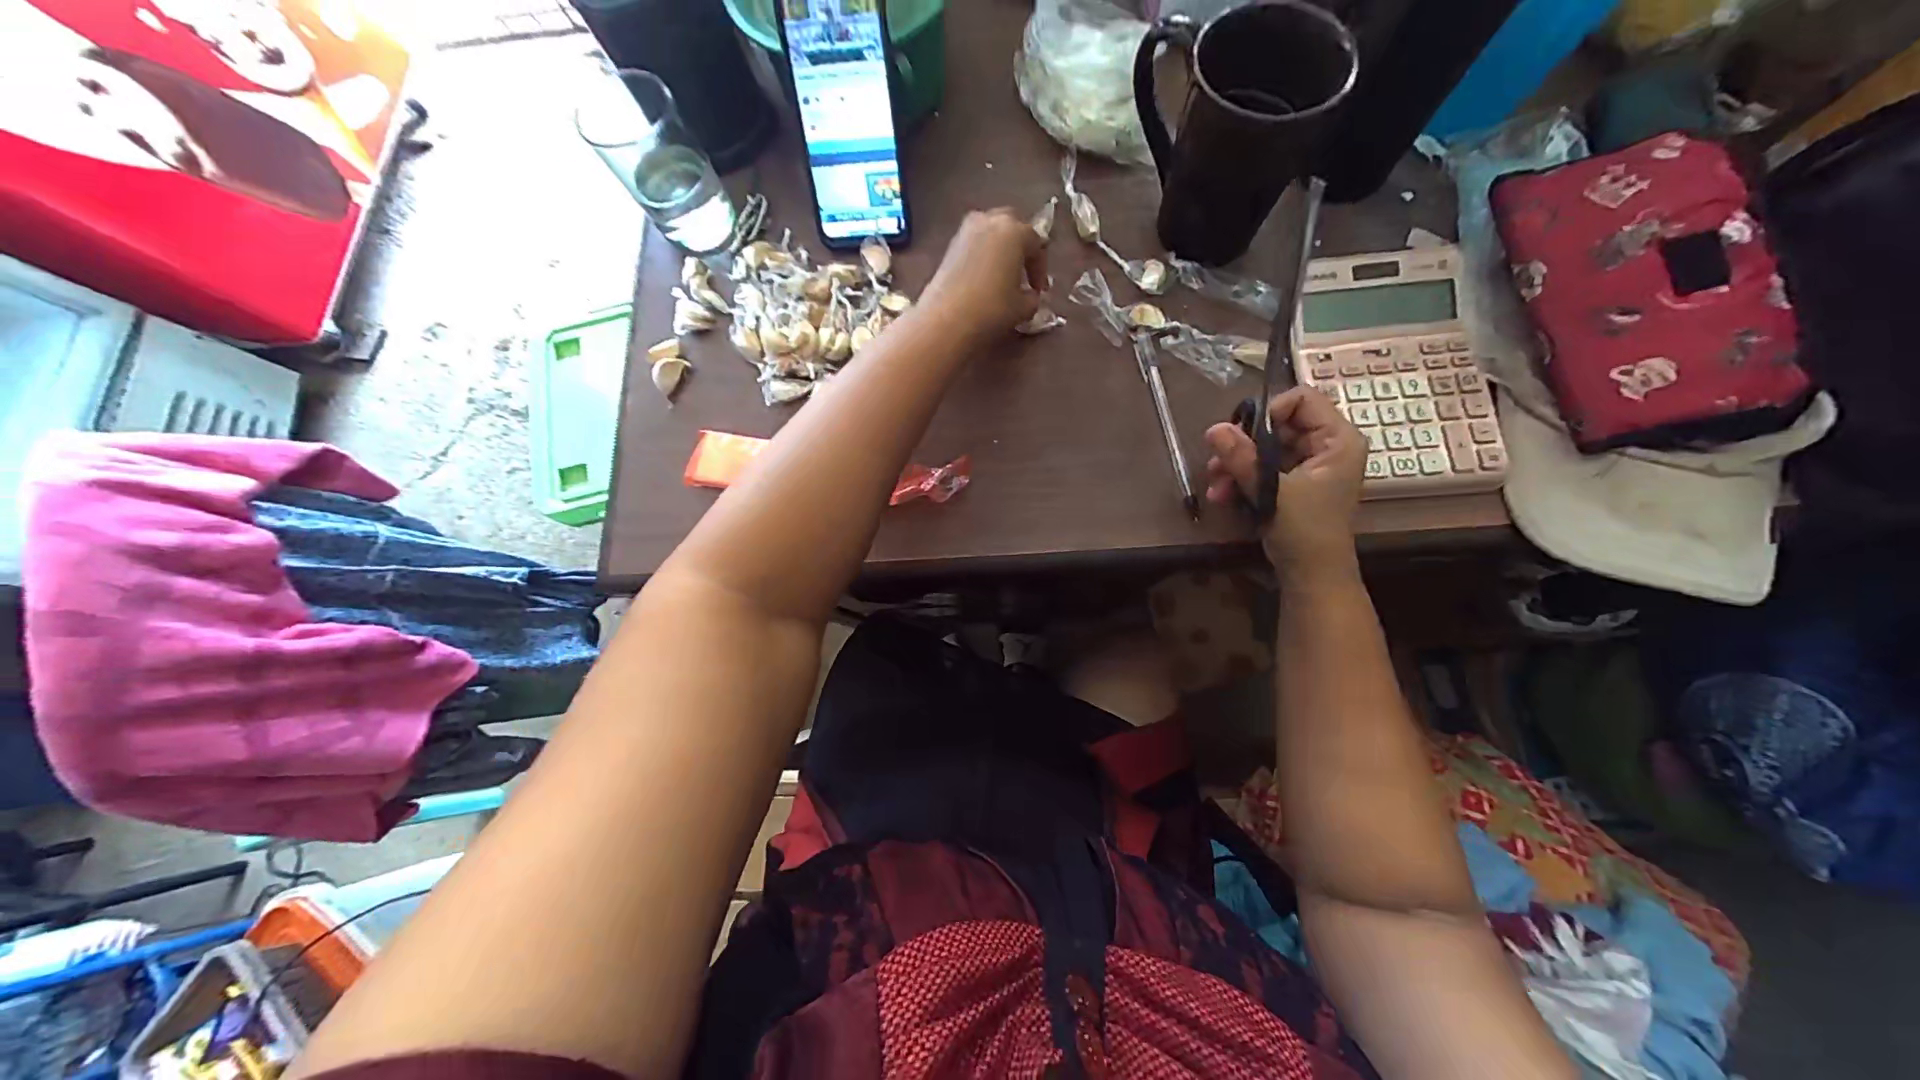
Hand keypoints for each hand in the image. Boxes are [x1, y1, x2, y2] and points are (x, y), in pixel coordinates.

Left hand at [916, 208, 1048, 343]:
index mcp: (1016, 231)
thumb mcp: (1023, 308)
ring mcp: (967, 230)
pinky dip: (984, 255)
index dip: (1041, 269)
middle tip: (1024, 274)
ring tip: (1004, 276)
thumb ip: (1033, 297)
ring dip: (1002, 250)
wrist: (945, 320)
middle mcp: (991, 221)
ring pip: (992, 232)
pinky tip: (985, 278)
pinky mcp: (950, 244)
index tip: (1039, 291)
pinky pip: (976, 243)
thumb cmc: (991, 309)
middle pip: (1014, 227)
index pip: (1037, 244)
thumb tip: (1031, 295)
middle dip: (1022, 249)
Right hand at [1203, 387, 1365, 575]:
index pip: (1302, 399)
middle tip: (1216, 462)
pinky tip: (1223, 494)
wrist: (1312, 576)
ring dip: (1237, 463)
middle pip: (1279, 424)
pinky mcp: (1293, 483)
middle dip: (1244, 443)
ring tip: (1215, 485)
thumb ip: (1243, 458)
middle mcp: (1326, 446)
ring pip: (1266, 447)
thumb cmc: (1305, 531)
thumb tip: (1214, 428)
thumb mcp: (1273, 491)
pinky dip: (1243, 477)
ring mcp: (1309, 465)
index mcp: (1338, 439)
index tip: (1244, 434)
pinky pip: (1264, 467)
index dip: (1270, 411)